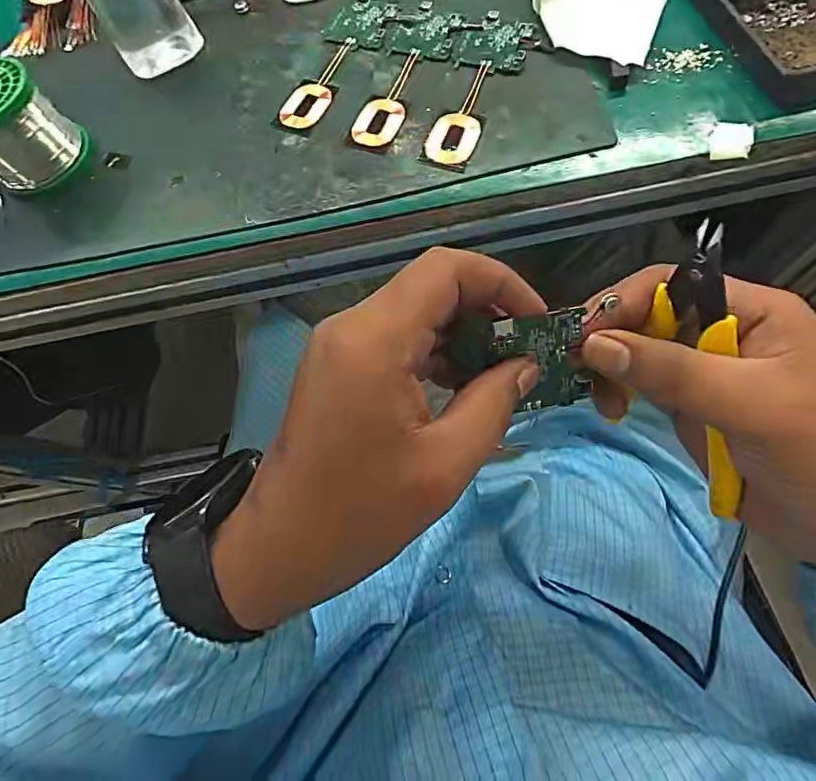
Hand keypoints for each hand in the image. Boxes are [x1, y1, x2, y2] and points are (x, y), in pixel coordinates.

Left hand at [211, 248, 544, 629]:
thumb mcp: (444, 465)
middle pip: (432, 284)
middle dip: (487, 308)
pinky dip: (433, 346)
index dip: (501, 282)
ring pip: (415, 306)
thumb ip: (493, 402)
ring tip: (501, 371)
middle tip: (525, 351)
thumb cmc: (360, 514)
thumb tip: (525, 363)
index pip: (446, 268)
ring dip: (461, 329)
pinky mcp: (336, 360)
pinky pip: (395, 332)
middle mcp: (352, 324)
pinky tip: (460, 382)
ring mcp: (339, 340)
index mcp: (375, 339)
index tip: (537, 321)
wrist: (278, 546)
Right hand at [578, 267, 815, 578]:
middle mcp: (726, 331)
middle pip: (649, 314)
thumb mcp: (750, 407)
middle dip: (612, 336)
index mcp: (753, 311)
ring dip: (612, 367)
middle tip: (576, 366)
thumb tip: (594, 343)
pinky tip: (613, 408)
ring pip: (641, 350)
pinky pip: (646, 386)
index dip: (624, 301)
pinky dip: (622, 392)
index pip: (672, 284)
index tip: (584, 333)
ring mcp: (708, 371)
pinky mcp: (695, 407)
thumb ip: (673, 371)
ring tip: (601, 398)